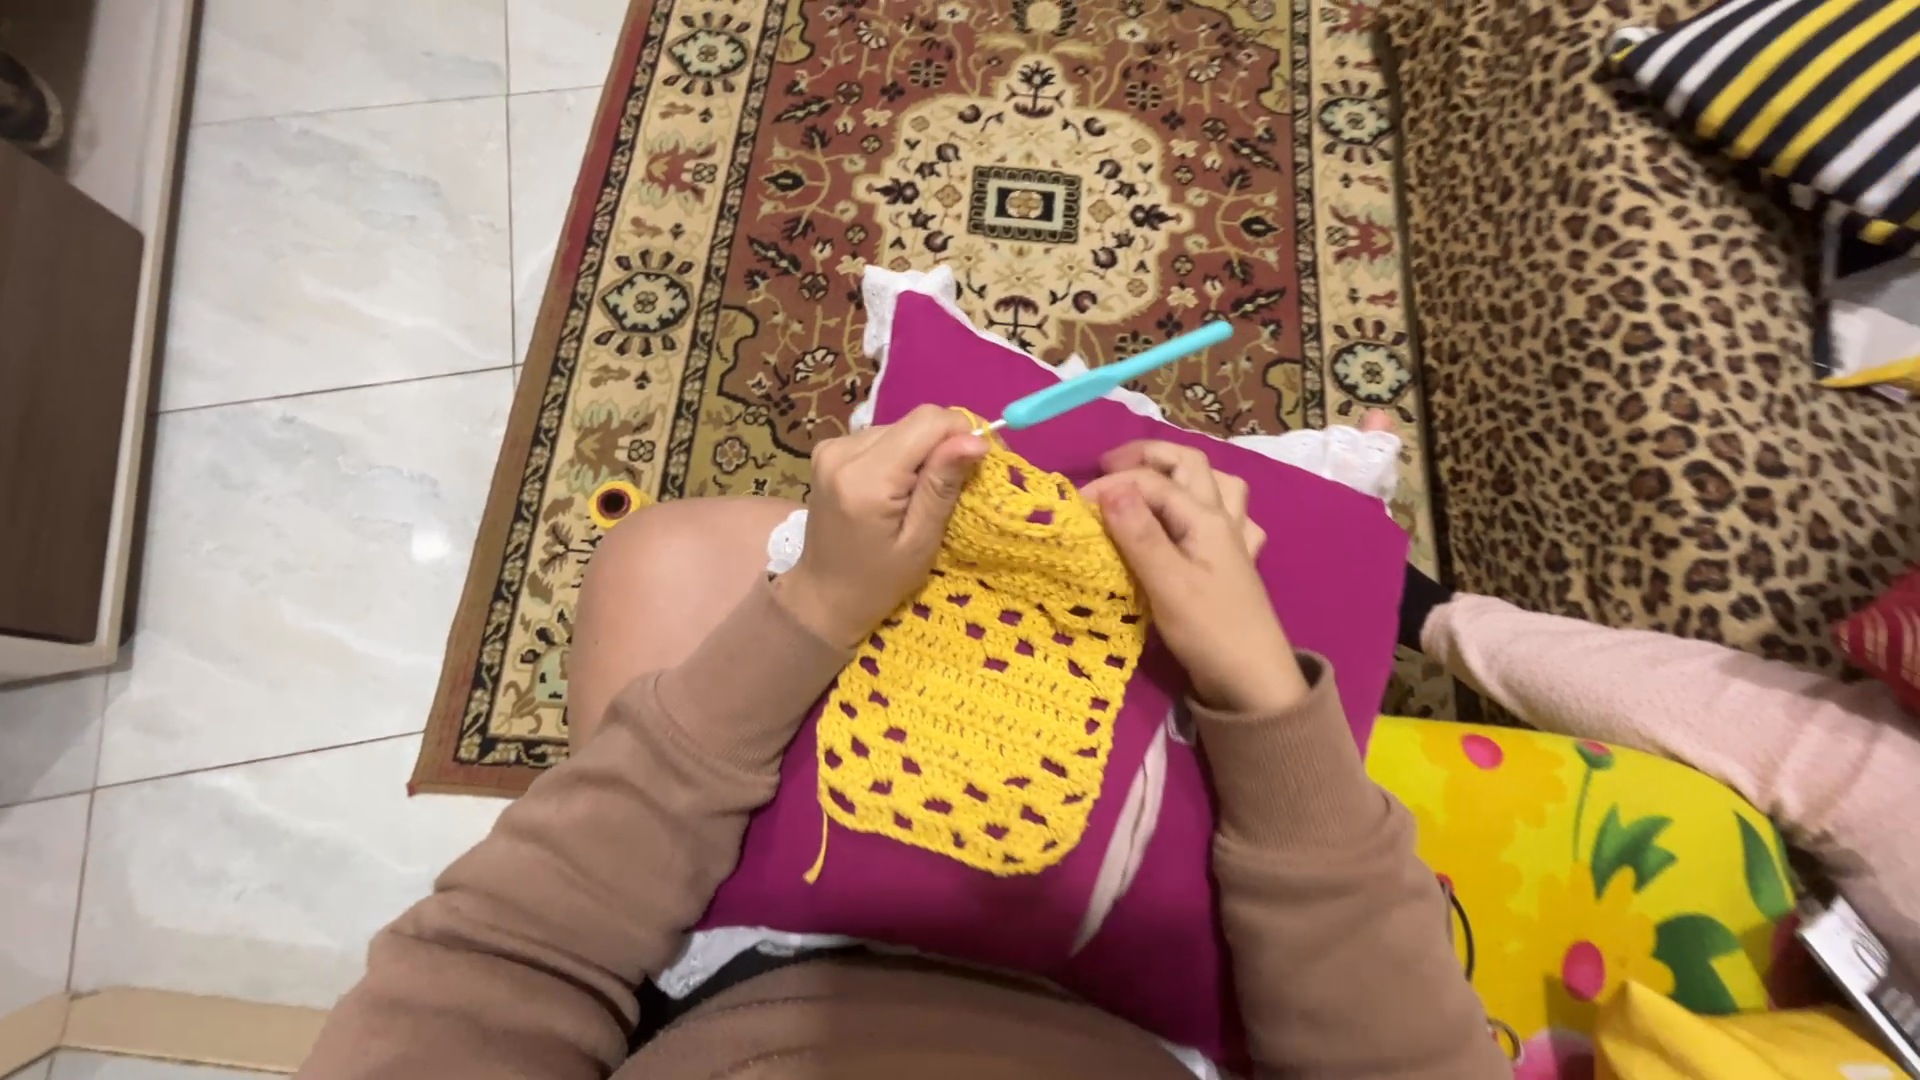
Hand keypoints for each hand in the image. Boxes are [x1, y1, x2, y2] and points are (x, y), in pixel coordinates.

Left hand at [775, 405, 988, 647]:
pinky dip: (899, 458)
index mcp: (865, 478)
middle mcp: (842, 451)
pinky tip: (896, 490)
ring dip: (920, 454)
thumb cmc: (879, 581)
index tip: (978, 464)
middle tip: (954, 488)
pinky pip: (882, 438)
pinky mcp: (829, 450)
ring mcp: (831, 447)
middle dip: (941, 448)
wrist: (824, 594)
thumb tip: (976, 440)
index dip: (961, 434)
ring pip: (900, 428)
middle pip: (913, 423)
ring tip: (919, 496)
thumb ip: (942, 486)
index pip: (927, 422)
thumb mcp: (920, 542)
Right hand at [1083, 440, 1308, 713]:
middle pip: (1189, 463)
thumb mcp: (1167, 583)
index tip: (1074, 504)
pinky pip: (1231, 518)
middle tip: (1108, 466)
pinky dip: (1210, 508)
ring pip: (1216, 484)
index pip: (1151, 482)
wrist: (1253, 682)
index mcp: (1204, 518)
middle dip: (1147, 455)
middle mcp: (1222, 519)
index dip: (1110, 484)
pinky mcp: (1233, 565)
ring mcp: (1232, 541)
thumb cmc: (1208, 631)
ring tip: (1151, 481)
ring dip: (1183, 473)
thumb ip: (1139, 534)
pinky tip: (1197, 522)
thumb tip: (1109, 487)